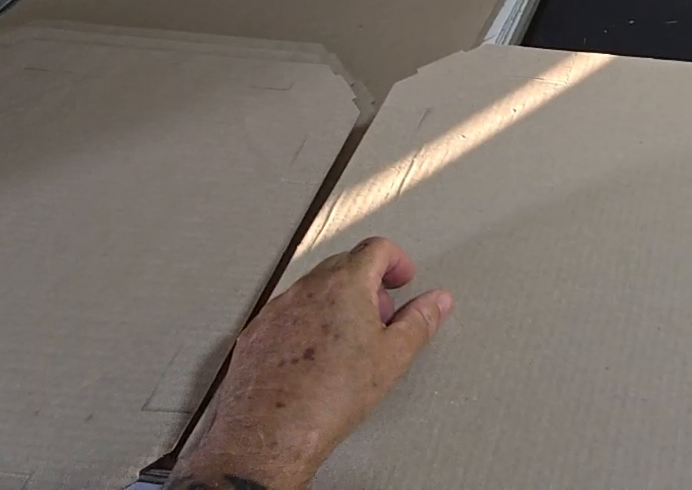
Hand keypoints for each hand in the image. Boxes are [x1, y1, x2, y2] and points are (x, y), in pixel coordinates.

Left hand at [167, 237, 452, 489]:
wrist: (265, 441)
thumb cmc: (330, 397)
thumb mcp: (394, 357)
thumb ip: (421, 320)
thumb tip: (439, 300)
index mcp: (344, 284)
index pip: (376, 248)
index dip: (397, 261)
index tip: (403, 280)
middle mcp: (306, 289)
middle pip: (344, 265)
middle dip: (368, 282)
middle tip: (381, 314)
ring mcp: (274, 312)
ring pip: (313, 290)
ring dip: (336, 302)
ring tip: (347, 341)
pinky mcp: (252, 338)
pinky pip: (286, 315)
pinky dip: (306, 323)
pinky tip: (312, 359)